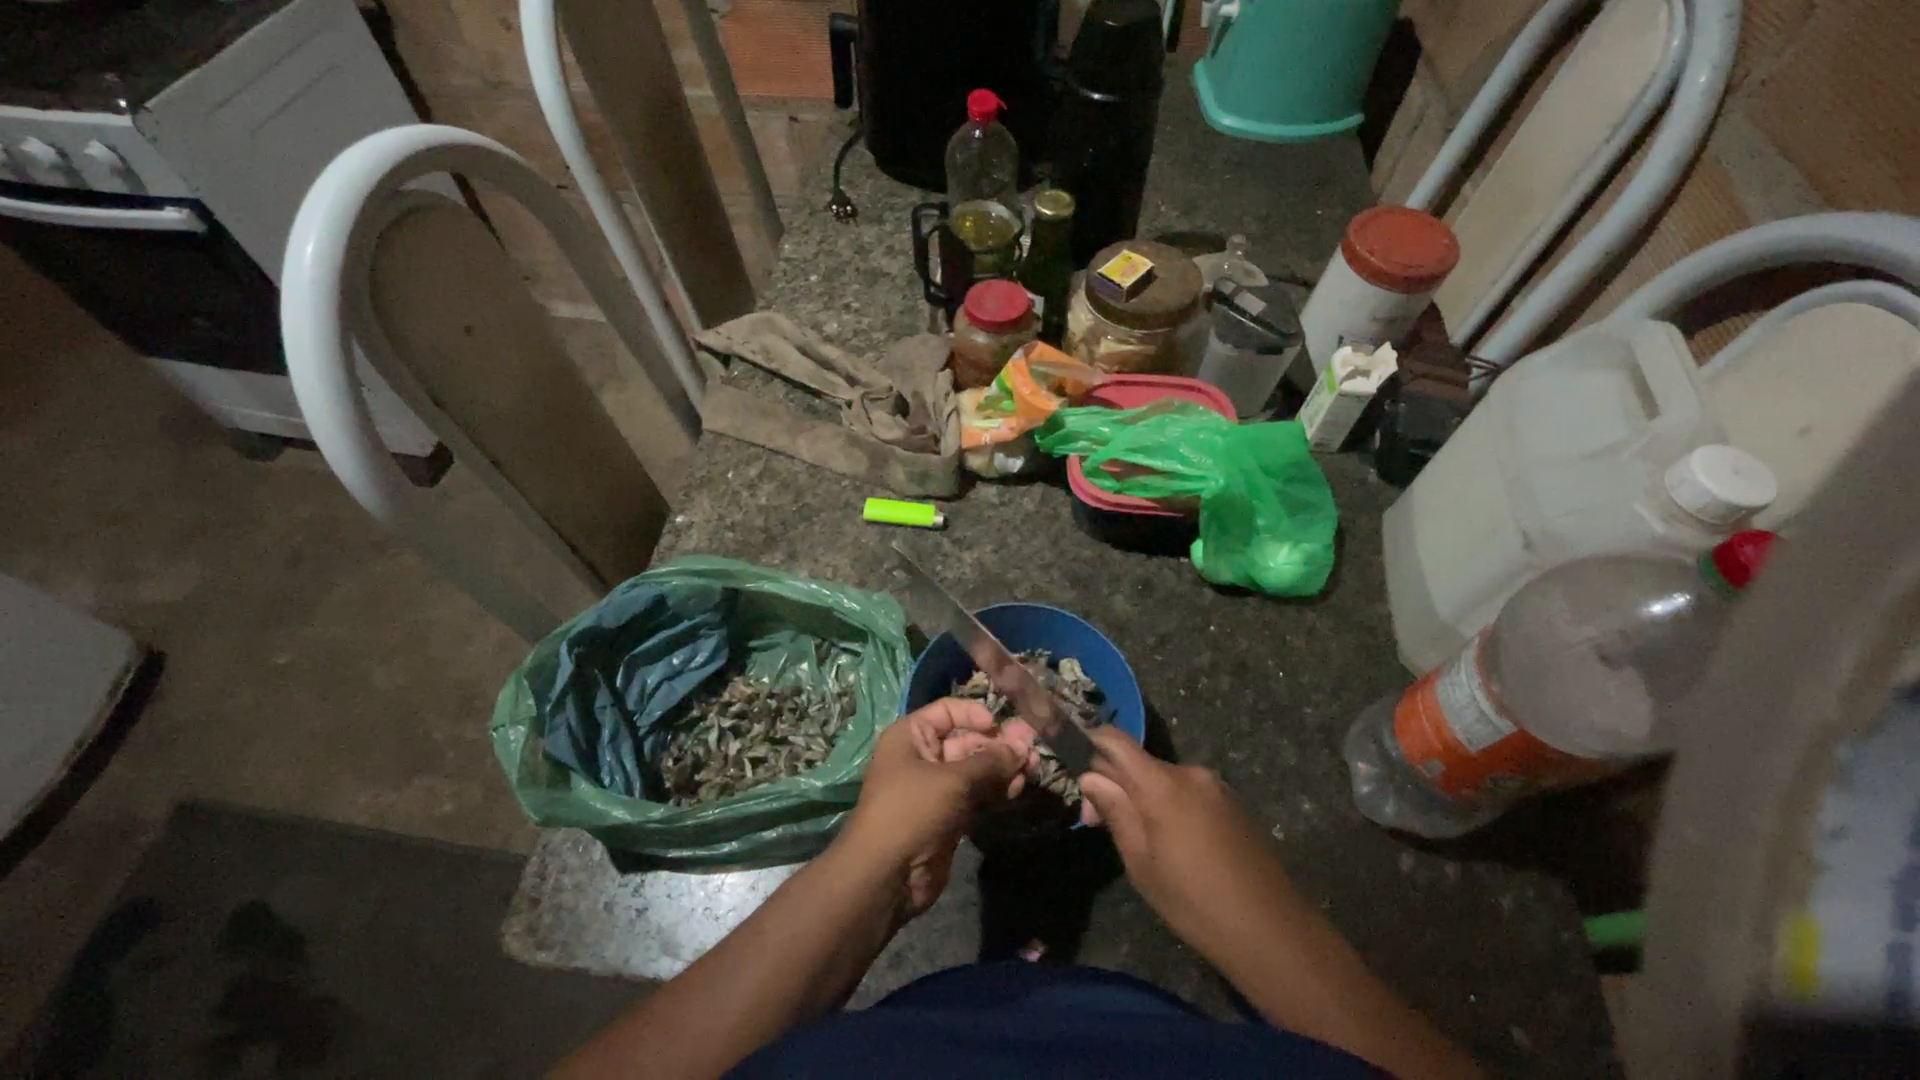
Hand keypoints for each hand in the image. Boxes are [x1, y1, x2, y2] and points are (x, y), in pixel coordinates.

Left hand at [838, 698, 1032, 918]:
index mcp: (911, 737)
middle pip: (967, 742)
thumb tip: (1022, 747)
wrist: (887, 874)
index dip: (974, 714)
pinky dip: (997, 792)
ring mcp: (937, 790)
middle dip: (998, 745)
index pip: (947, 712)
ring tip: (1032, 768)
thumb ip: (990, 761)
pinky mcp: (950, 817)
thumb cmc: (912, 811)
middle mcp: (924, 758)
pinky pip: (978, 796)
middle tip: (1032, 748)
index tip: (1001, 724)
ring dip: (1003, 769)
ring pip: (977, 772)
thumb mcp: (952, 780)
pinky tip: (1019, 789)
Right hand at [1077, 727, 1299, 958]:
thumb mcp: (1141, 863)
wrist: (1270, 929)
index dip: (1090, 744)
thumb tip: (1090, 778)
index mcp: (1162, 784)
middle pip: (1139, 763)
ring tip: (1136, 839)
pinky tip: (1173, 844)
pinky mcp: (1233, 803)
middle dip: (1114, 784)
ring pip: (1164, 780)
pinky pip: (1189, 792)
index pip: (1115, 741)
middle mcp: (1190, 773)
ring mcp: (1216, 786)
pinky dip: (1170, 805)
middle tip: (1097, 824)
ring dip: (1143, 797)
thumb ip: (1115, 812)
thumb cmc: (1193, 902)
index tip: (1072, 765)